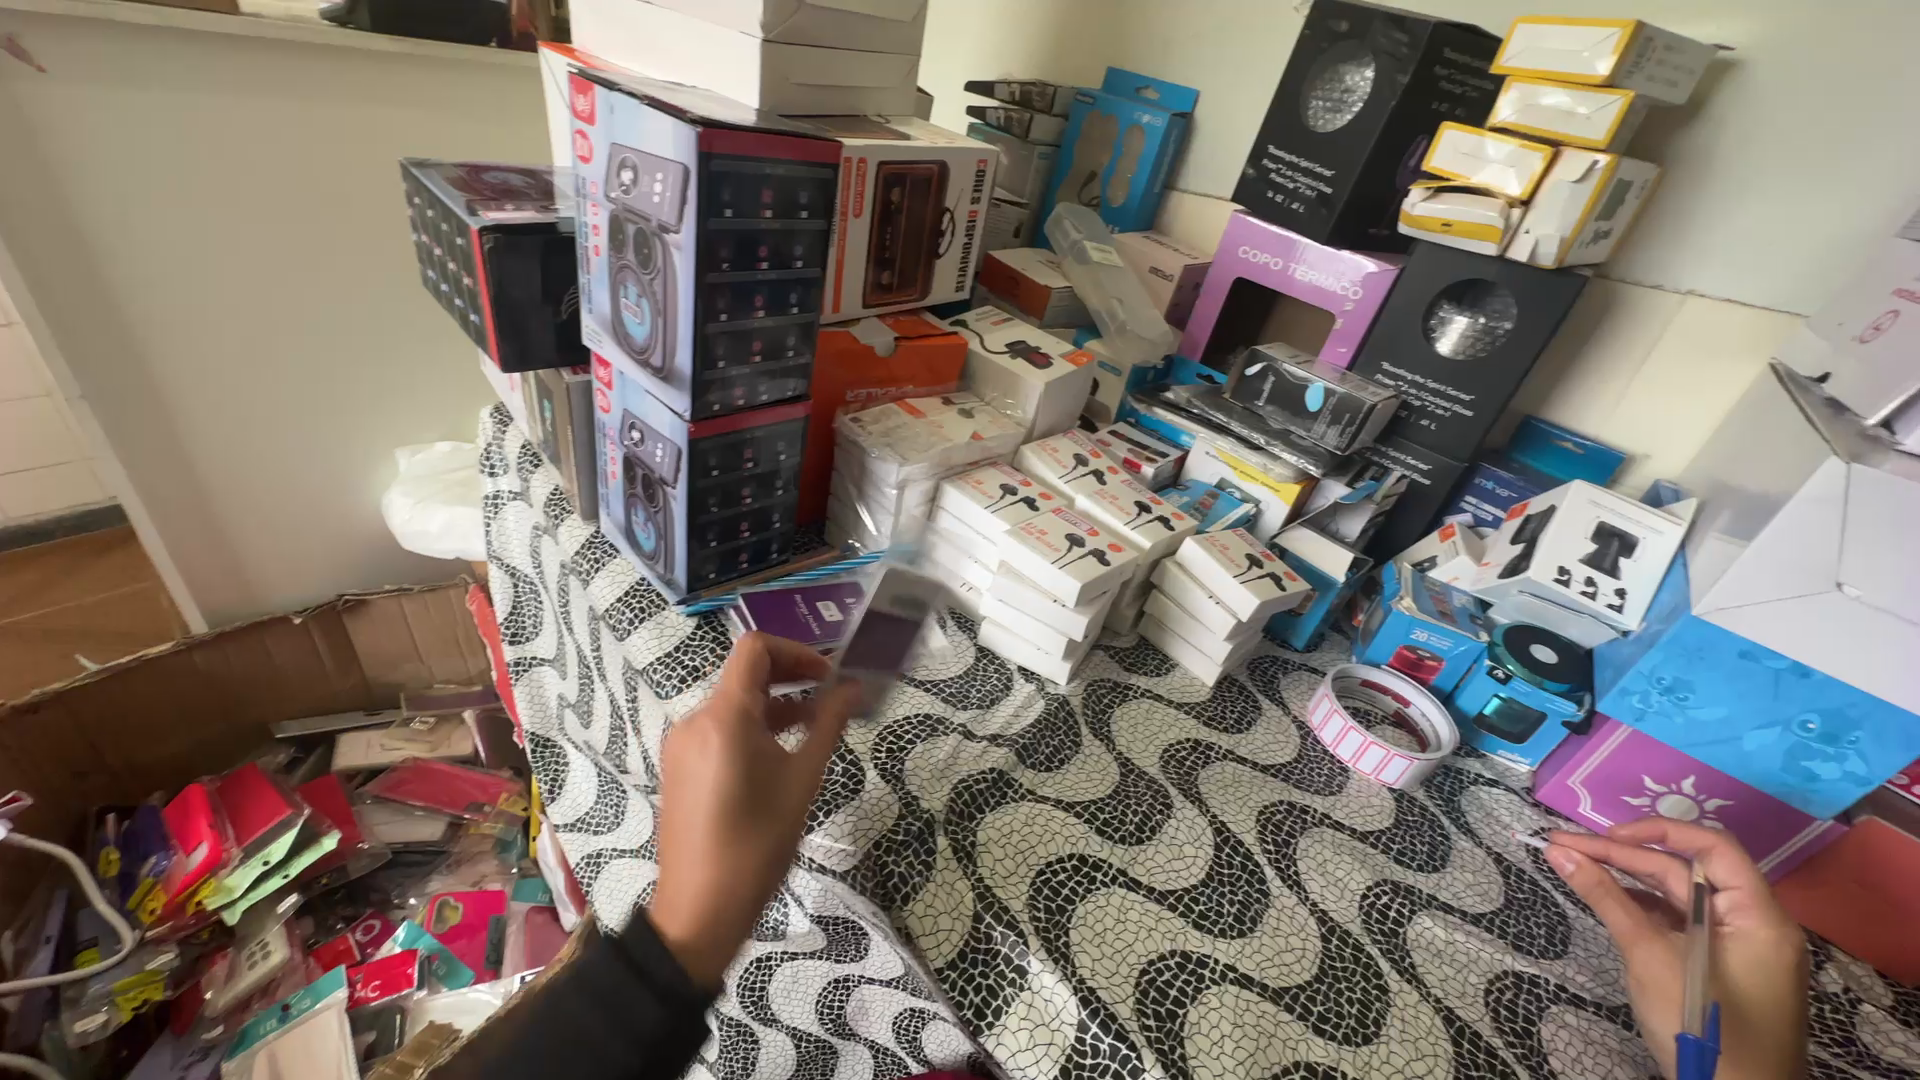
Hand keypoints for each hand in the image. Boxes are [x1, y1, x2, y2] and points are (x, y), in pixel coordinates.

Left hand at [647, 633, 859, 988]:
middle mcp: (696, 719)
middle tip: (833, 694)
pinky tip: (783, 751)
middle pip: (745, 673)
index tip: (830, 675)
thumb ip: (829, 723)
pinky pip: (721, 728)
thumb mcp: (803, 779)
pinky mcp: (682, 766)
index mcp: (724, 716)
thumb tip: (855, 686)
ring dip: (776, 703)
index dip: (797, 652)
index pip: (755, 649)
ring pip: (735, 702)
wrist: (699, 911)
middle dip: (792, 676)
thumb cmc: (757, 843)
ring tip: (817, 724)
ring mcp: (684, 743)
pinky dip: (754, 726)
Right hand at [1546, 819, 1808, 1079]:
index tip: (1602, 836)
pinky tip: (1602, 896)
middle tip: (1561, 846)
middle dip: (1621, 854)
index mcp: (1757, 916)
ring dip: (1624, 876)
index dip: (1656, 831)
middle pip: (1683, 869)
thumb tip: (1557, 850)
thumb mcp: (1647, 954)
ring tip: (1571, 863)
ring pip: (1675, 892)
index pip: (1711, 847)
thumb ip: (1605, 896)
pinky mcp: (1718, 962)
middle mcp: (1752, 922)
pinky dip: (1638, 903)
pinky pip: (1676, 918)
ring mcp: (1736, 945)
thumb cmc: (1702, 1024)